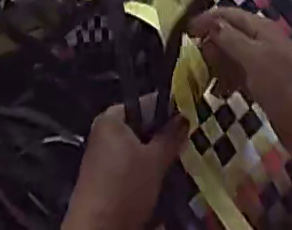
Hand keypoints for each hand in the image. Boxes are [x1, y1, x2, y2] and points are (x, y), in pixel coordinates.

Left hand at [63, 101, 189, 229]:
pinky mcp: (106, 179)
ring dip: (157, 158)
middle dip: (163, 138)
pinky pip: (131, 167)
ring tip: (179, 163)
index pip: (142, 104)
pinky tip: (163, 181)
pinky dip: (146, 172)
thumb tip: (184, 117)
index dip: (166, 110)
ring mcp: (103, 157)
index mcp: (110, 119)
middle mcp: (104, 132)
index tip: (188, 119)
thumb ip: (170, 137)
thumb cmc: (125, 187)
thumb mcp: (154, 161)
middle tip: (186, 144)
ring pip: (137, 150)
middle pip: (140, 128)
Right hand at [188, 7, 291, 163]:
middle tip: (191, 60)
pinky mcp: (265, 86)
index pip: (227, 14)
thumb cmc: (284, 88)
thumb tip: (211, 23)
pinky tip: (218, 93)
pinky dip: (227, 80)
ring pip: (232, 56)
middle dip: (210, 43)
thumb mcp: (254, 59)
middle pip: (229, 34)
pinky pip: (239, 75)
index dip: (206, 19)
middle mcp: (261, 42)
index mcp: (260, 28)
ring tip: (201, 78)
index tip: (185, 31)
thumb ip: (230, 39)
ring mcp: (264, 64)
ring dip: (216, 64)